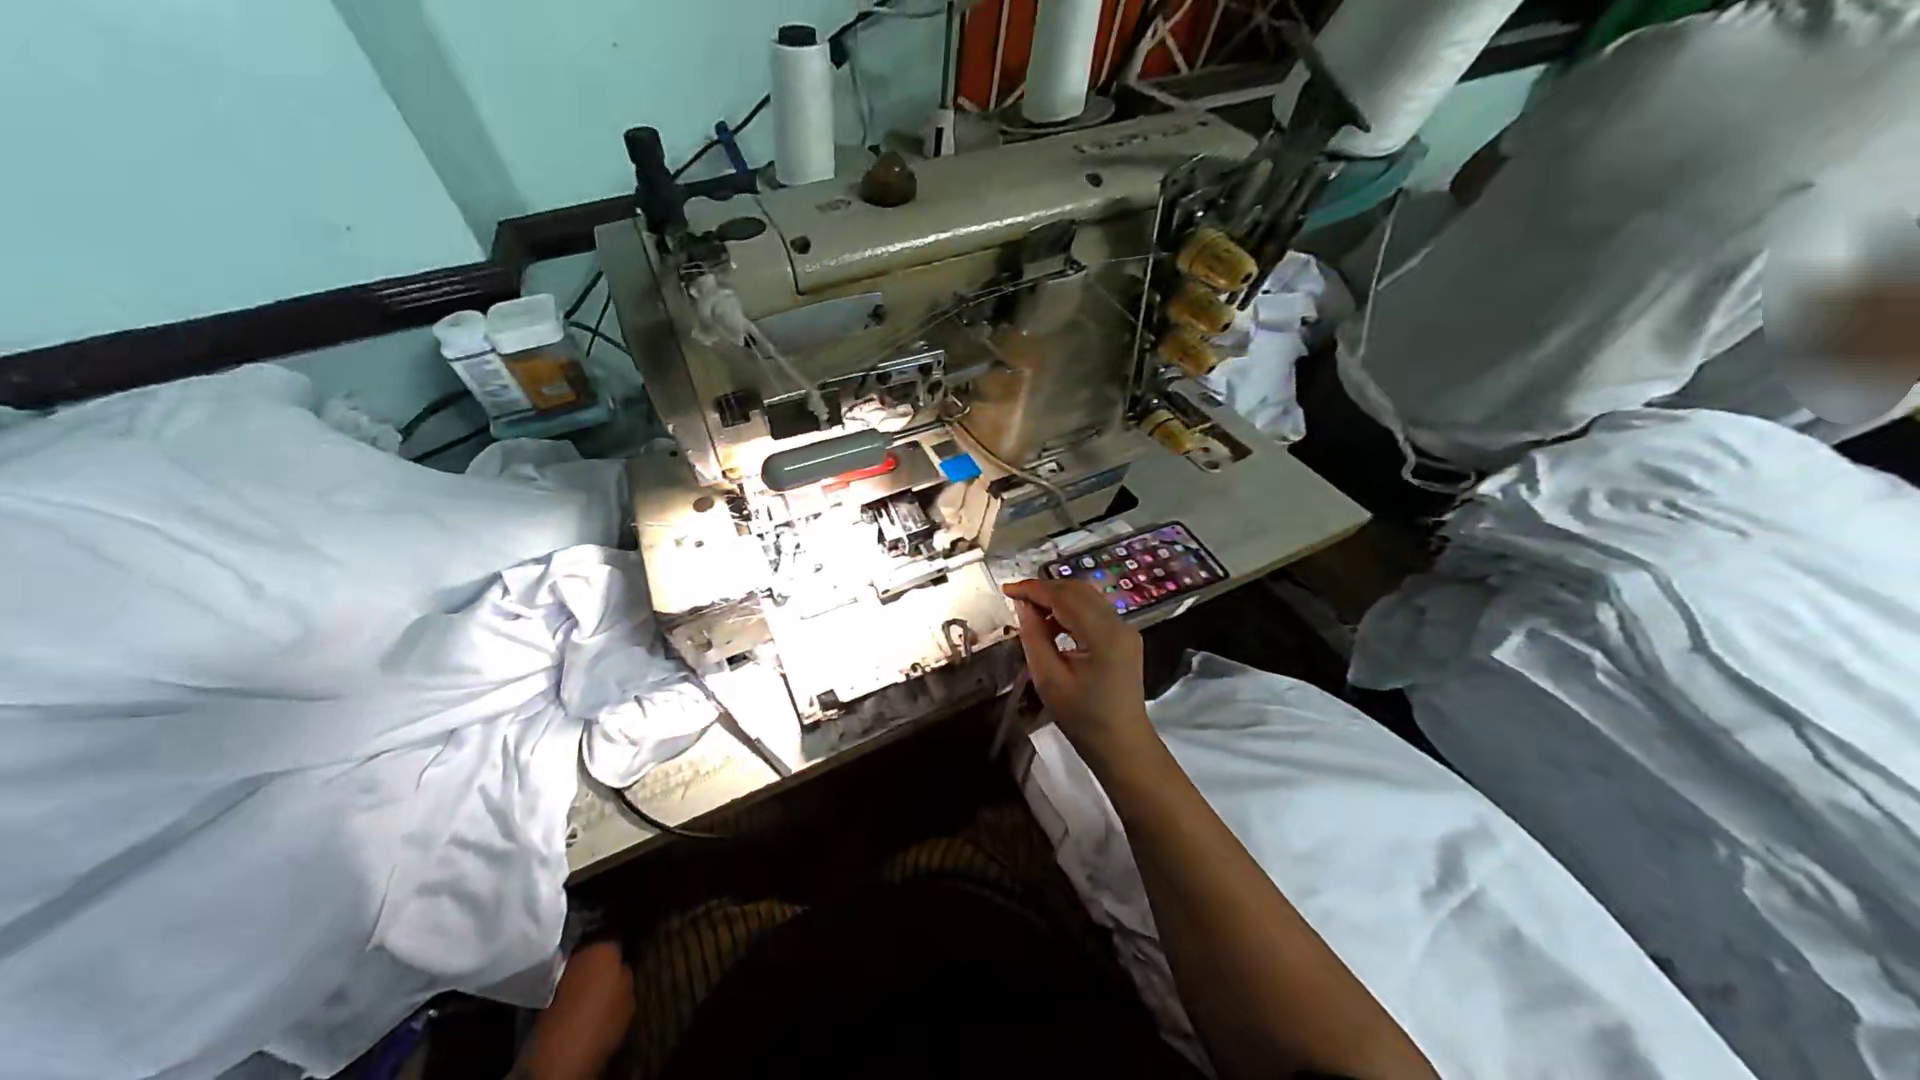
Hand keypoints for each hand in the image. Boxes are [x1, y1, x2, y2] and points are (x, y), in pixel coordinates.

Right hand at [1002, 578, 1155, 763]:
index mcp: (1103, 635)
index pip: (1064, 597)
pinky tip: (1052, 625)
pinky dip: (1071, 611)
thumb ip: (1034, 637)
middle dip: (1045, 590)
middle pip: (1078, 591)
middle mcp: (1119, 624)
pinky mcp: (1124, 638)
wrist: (1122, 745)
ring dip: (1057, 599)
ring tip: (1030, 613)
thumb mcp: (1049, 679)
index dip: (1033, 589)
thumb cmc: (1082, 718)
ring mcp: (1125, 630)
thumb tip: (1023, 606)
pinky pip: (1094, 612)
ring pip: (1087, 598)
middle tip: (1015, 598)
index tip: (1006, 589)